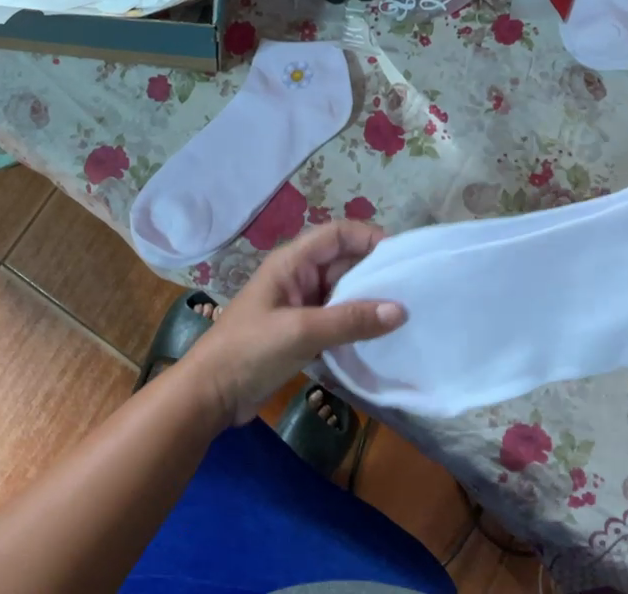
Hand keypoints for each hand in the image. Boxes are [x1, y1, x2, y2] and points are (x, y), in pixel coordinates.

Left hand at [178, 221, 407, 425]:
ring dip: (368, 303)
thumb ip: (350, 320)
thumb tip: (401, 310)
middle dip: (375, 273)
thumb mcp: (301, 332)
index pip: (336, 234)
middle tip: (415, 291)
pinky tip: (381, 341)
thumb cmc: (249, 350)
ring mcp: (298, 307)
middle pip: (343, 263)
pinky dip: (356, 327)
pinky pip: (336, 321)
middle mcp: (297, 278)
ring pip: (342, 294)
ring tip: (407, 316)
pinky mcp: (301, 334)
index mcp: (291, 263)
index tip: (404, 257)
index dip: (368, 238)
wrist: (211, 393)